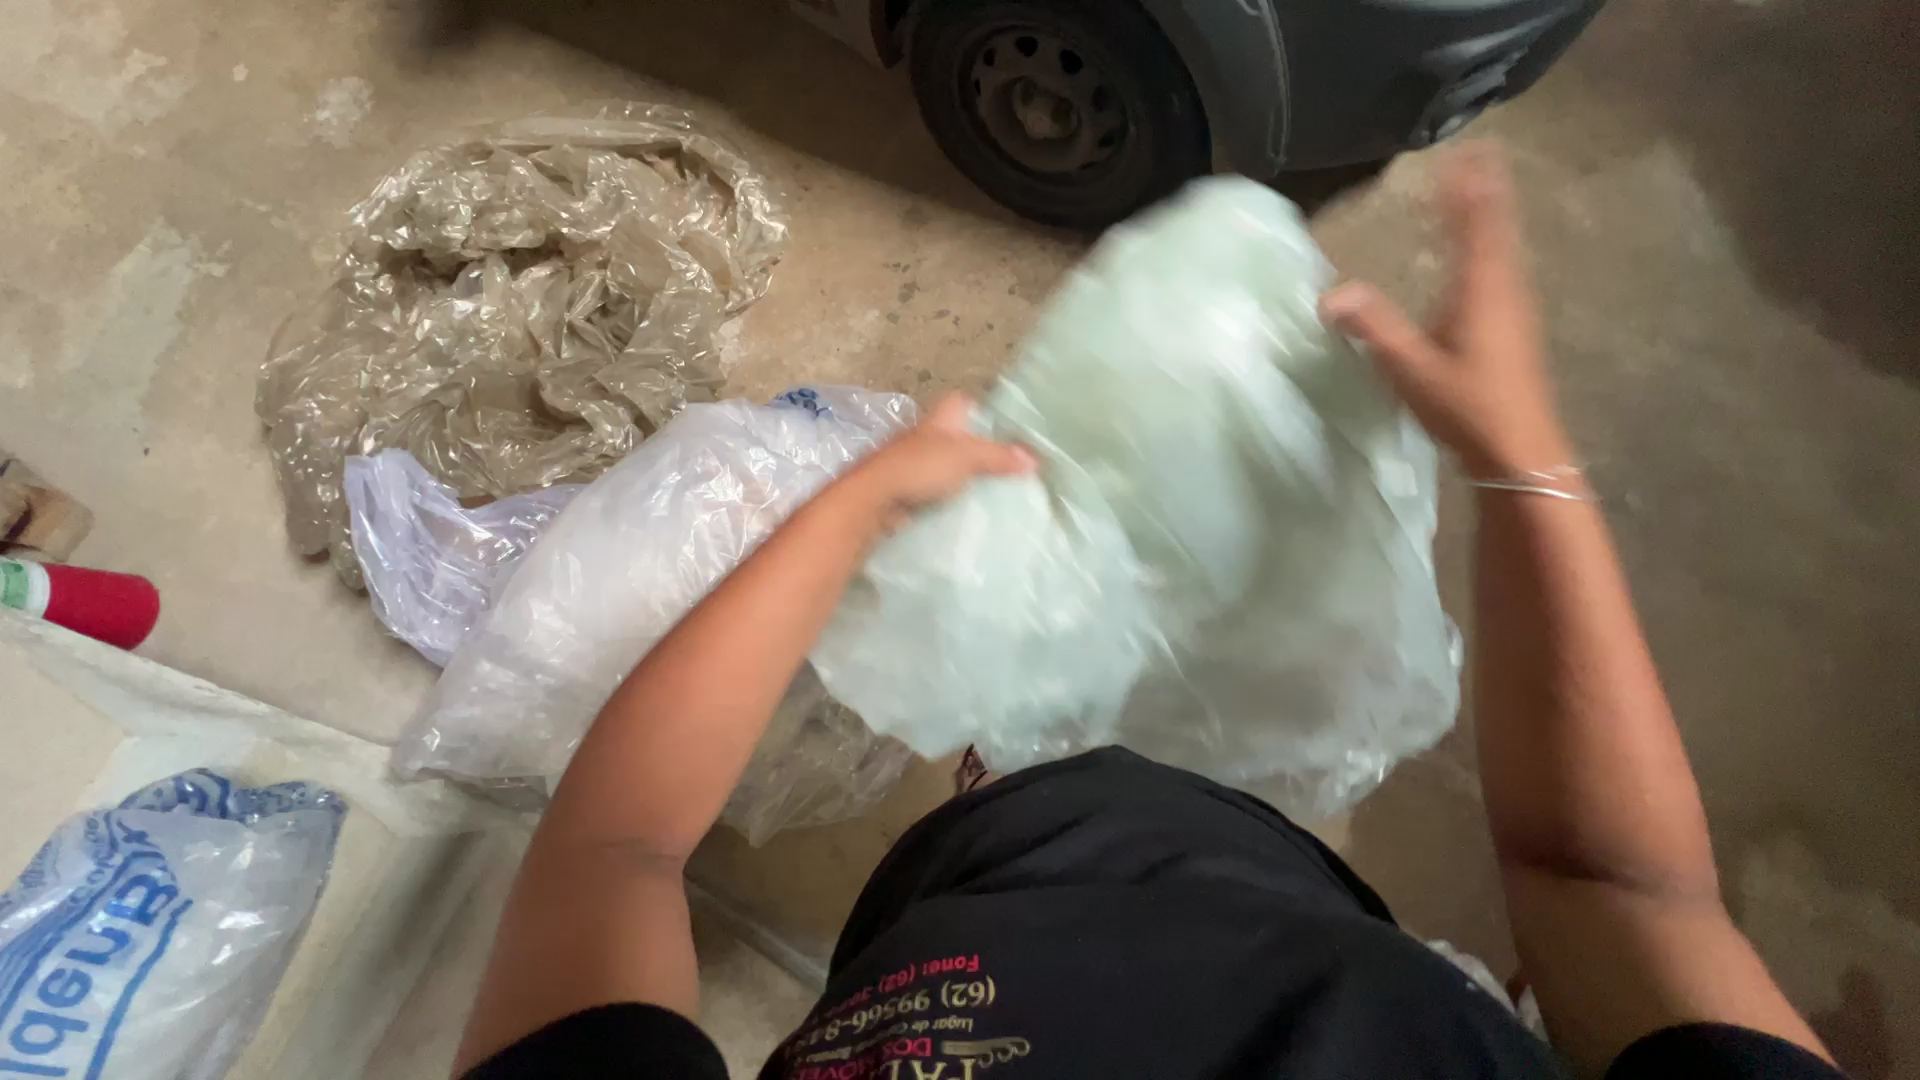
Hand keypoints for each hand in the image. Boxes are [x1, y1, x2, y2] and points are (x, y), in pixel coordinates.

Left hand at [836, 393, 1035, 529]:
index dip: (984, 409)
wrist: (875, 499)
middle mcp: (926, 435)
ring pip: (947, 464)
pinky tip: (969, 509)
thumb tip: (1035, 460)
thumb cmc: (920, 467)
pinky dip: (951, 497)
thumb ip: (1000, 456)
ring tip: (995, 491)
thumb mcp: (967, 457)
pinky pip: (937, 490)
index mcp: (940, 418)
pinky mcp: (909, 490)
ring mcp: (915, 463)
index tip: (1007, 428)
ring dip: (964, 476)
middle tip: (1009, 465)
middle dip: (979, 448)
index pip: (964, 401)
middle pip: (959, 435)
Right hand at [1319, 143, 1572, 477]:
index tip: (1462, 151)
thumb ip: (1373, 329)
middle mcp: (1505, 288)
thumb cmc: (1466, 406)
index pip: (1478, 223)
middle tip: (1475, 157)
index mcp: (1482, 289)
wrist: (1518, 447)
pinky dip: (1490, 247)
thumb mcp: (1410, 368)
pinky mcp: (1513, 328)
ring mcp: (1515, 308)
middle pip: (1498, 226)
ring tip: (1476, 194)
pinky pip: (1502, 268)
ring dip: (1490, 217)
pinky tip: (1479, 259)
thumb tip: (1330, 294)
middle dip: (1484, 191)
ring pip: (1504, 247)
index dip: (1470, 187)